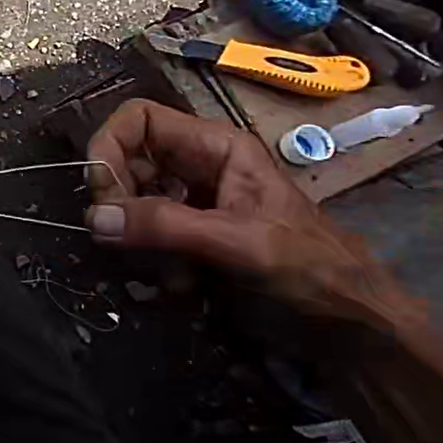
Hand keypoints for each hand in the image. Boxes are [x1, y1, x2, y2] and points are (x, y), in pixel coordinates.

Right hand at [83, 99, 421, 331]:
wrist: (347, 322)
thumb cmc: (310, 269)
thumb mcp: (238, 242)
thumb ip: (165, 226)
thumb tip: (94, 217)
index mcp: (215, 147)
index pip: (139, 120)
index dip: (110, 148)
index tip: (103, 197)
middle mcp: (195, 168)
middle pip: (125, 163)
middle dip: (118, 202)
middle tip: (122, 240)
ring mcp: (188, 204)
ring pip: (129, 204)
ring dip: (133, 239)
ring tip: (165, 271)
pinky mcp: (184, 237)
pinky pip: (142, 238)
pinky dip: (146, 261)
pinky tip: (178, 285)